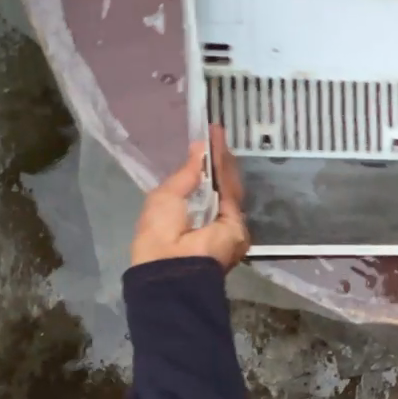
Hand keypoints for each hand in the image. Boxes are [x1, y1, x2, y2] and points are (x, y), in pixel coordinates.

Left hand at [131, 127, 250, 270]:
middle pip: (218, 188)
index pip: (200, 190)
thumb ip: (186, 174)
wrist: (174, 263)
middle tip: (216, 135)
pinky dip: (227, 172)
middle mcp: (209, 222)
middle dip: (217, 162)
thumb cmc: (159, 230)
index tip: (205, 144)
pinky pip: (232, 195)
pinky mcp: (237, 226)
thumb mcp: (166, 196)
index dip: (202, 167)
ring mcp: (225, 225)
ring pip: (228, 189)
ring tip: (220, 135)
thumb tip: (198, 148)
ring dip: (224, 163)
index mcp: (187, 219)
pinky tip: (223, 150)